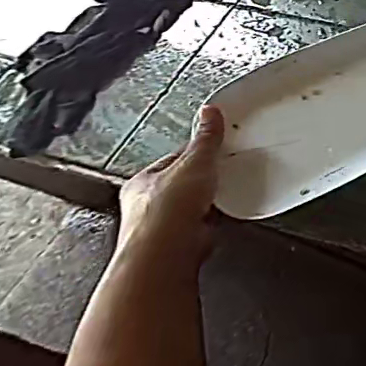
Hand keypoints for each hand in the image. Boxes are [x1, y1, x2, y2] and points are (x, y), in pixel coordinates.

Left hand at [118, 103, 224, 263]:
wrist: (167, 253)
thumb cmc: (165, 210)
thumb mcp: (194, 162)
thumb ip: (206, 138)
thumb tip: (209, 113)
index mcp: (142, 182)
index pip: (172, 160)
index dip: (195, 152)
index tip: (214, 147)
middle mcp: (146, 206)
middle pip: (182, 184)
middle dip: (203, 180)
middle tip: (221, 171)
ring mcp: (162, 228)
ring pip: (191, 208)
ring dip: (207, 203)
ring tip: (223, 195)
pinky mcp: (180, 246)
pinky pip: (202, 227)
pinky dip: (212, 222)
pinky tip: (220, 219)